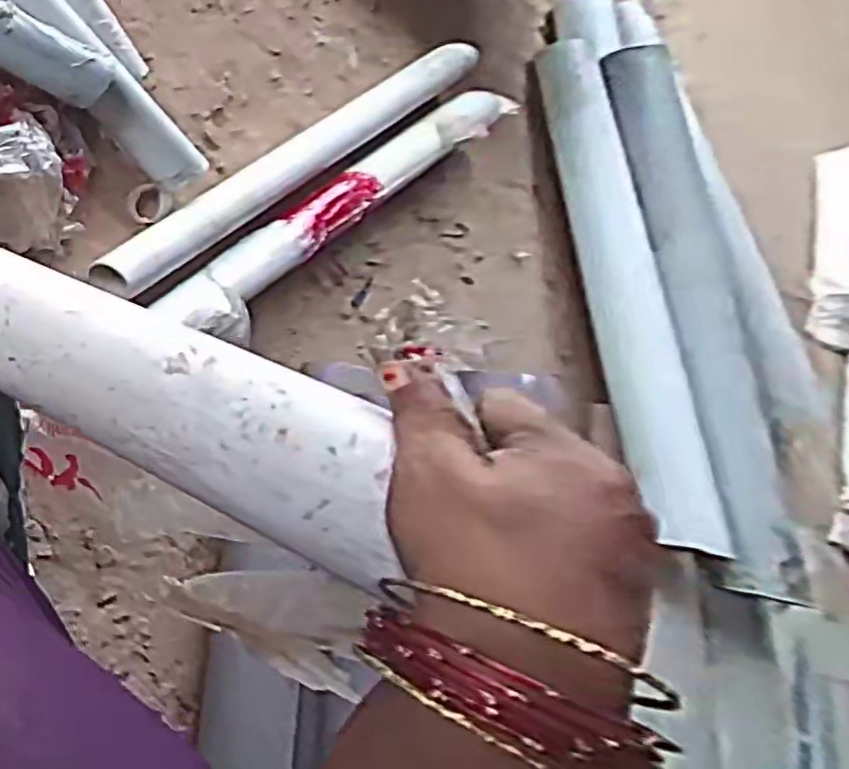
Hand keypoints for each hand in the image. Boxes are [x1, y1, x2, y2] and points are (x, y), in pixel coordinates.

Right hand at [382, 357, 659, 706]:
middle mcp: (617, 496)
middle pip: (524, 447)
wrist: (515, 665)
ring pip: (541, 491)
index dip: (450, 420)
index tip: (427, 449)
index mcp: (577, 458)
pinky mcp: (616, 585)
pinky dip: (525, 534)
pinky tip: (491, 555)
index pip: (497, 401)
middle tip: (441, 489)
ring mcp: (624, 545)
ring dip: (503, 497)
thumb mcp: (428, 468)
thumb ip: (421, 409)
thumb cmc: (474, 561)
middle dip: (479, 459)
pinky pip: (558, 532)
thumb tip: (409, 367)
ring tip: (462, 525)